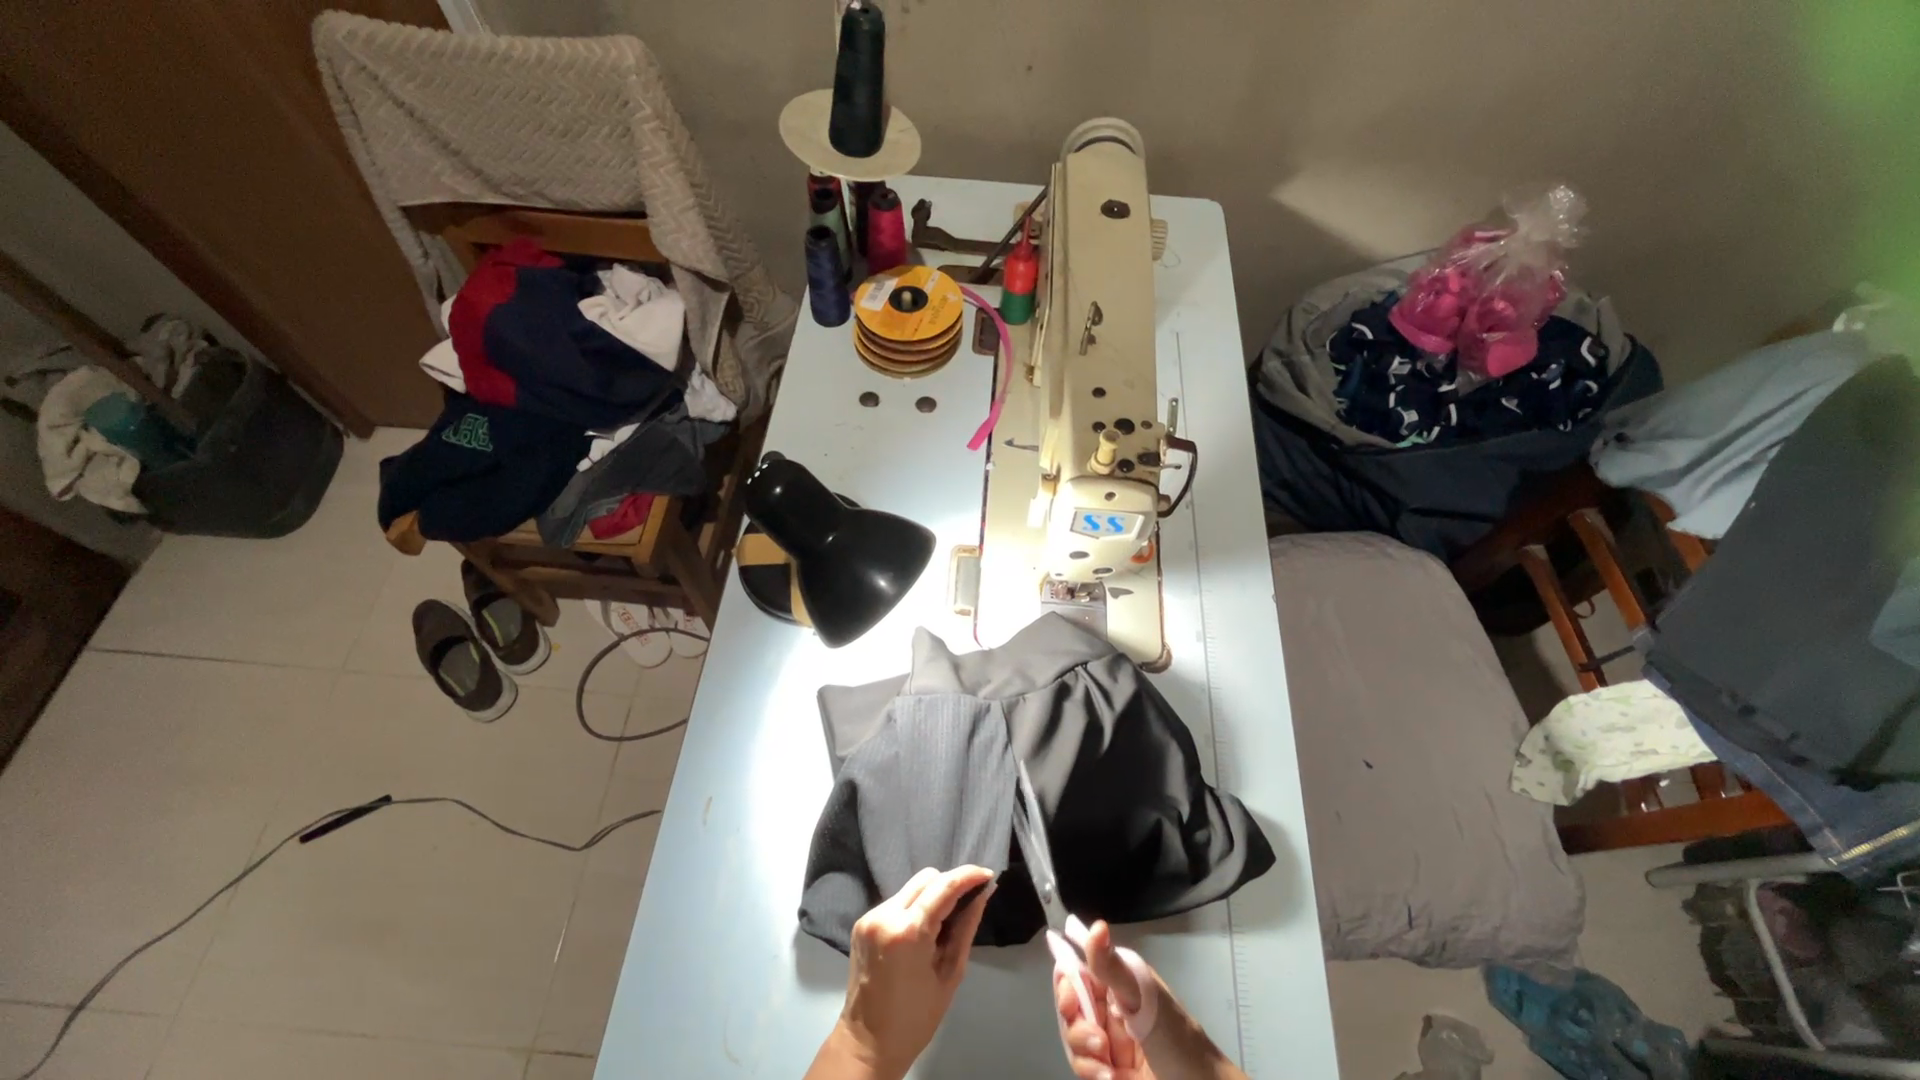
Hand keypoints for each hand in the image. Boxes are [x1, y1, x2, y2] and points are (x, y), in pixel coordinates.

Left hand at [827, 865, 996, 1079]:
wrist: (867, 1043)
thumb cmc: (916, 1018)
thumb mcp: (950, 974)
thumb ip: (966, 928)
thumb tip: (982, 896)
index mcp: (908, 931)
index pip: (943, 886)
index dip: (968, 876)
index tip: (988, 875)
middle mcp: (885, 915)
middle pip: (925, 878)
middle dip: (950, 884)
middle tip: (970, 902)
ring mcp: (870, 917)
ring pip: (910, 888)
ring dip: (932, 895)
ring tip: (947, 922)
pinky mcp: (862, 923)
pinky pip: (896, 902)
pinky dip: (915, 907)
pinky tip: (924, 931)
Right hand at [1055, 919, 1154, 1079]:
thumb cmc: (1175, 1037)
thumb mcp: (1143, 997)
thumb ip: (1112, 966)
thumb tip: (1097, 925)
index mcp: (1118, 983)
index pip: (1078, 970)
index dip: (1066, 978)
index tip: (1066, 989)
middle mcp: (1108, 1009)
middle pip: (1069, 1006)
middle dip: (1073, 1020)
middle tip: (1094, 1035)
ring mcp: (1106, 1041)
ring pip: (1072, 1037)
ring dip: (1082, 1049)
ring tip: (1106, 1061)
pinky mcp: (1106, 1070)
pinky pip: (1082, 1065)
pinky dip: (1090, 1071)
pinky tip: (1109, 1077)